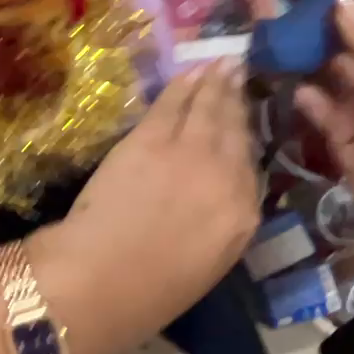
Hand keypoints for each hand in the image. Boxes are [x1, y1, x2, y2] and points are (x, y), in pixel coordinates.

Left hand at [32, 58, 259, 353]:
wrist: (104, 278)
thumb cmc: (149, 290)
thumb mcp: (204, 265)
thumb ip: (218, 227)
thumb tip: (213, 203)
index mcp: (243, 219)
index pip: (249, 170)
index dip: (244, 140)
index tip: (243, 122)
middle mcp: (226, 177)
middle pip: (235, 131)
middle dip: (236, 98)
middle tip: (237, 72)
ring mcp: (192, 153)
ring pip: (209, 109)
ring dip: (215, 82)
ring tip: (220, 63)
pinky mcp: (153, 139)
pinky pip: (174, 104)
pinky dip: (184, 85)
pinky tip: (190, 73)